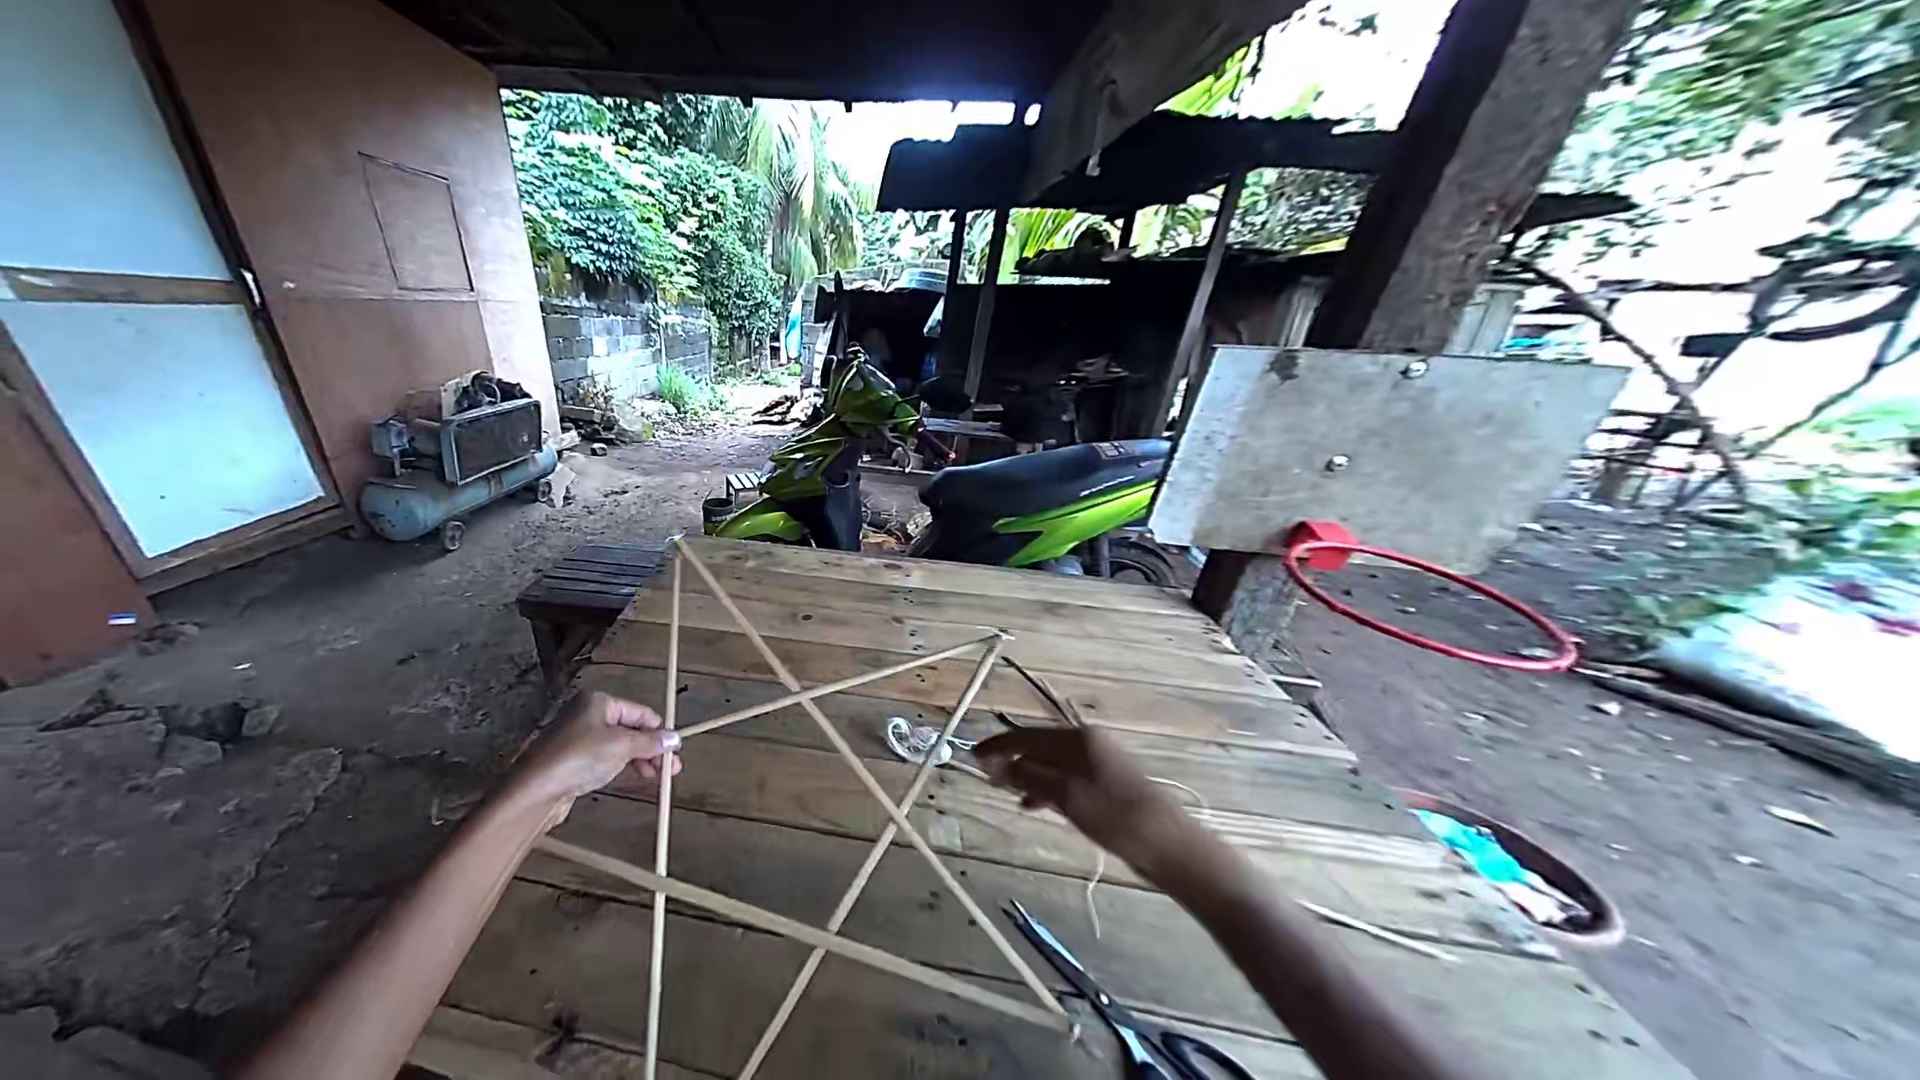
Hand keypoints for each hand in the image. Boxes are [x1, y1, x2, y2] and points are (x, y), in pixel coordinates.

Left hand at [508, 692, 680, 826]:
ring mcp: (580, 739)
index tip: (675, 750)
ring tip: (656, 778)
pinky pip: (607, 759)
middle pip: (632, 730)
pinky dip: (624, 767)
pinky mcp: (573, 761)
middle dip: (653, 749)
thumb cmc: (576, 759)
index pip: (642, 713)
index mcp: (599, 702)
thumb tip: (674, 739)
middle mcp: (588, 716)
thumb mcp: (622, 746)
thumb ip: (651, 742)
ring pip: (621, 747)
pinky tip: (636, 777)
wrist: (533, 793)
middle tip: (670, 769)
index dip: (660, 732)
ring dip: (641, 760)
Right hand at [974, 727, 1198, 875]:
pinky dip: (1046, 787)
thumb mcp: (1065, 796)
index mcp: (1077, 738)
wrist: (1167, 843)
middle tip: (986, 777)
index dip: (998, 745)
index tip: (972, 755)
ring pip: (1051, 764)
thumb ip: (1028, 777)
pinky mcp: (1104, 783)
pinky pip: (1065, 778)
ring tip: (1007, 793)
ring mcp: (1097, 763)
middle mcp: (1086, 743)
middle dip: (1012, 760)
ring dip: (1028, 776)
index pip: (1027, 736)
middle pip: (1039, 747)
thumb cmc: (1114, 816)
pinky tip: (1035, 804)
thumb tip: (995, 764)